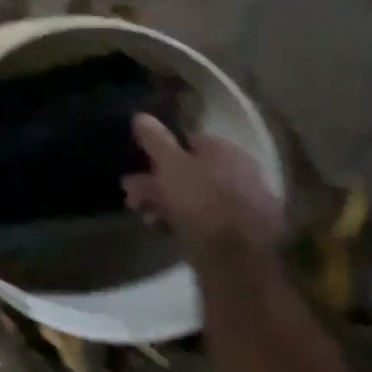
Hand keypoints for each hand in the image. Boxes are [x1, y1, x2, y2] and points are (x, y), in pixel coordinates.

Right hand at [124, 114, 283, 264]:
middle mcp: (239, 174)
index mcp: (227, 153)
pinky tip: (159, 226)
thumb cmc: (199, 200)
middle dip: (155, 179)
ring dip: (161, 200)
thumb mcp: (170, 165)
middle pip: (188, 169)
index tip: (140, 162)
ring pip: (191, 195)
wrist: (234, 256)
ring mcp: (240, 204)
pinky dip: (179, 218)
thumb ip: (156, 140)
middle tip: (130, 191)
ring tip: (139, 211)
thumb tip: (142, 115)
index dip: (161, 150)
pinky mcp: (235, 231)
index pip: (190, 140)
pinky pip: (201, 216)